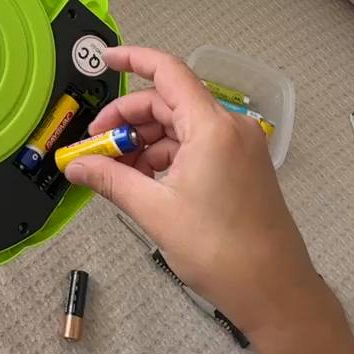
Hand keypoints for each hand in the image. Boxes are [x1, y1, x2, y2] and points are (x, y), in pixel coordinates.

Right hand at [61, 46, 330, 346]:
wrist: (277, 294)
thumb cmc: (223, 252)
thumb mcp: (155, 211)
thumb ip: (111, 179)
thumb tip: (76, 166)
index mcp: (213, 127)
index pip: (168, 72)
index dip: (133, 59)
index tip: (105, 60)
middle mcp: (230, 128)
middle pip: (168, 103)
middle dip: (127, 120)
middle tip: (95, 146)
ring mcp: (238, 147)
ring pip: (179, 126)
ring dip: (144, 142)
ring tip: (115, 170)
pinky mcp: (240, 166)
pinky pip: (194, 146)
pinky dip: (165, 156)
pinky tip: (142, 180)